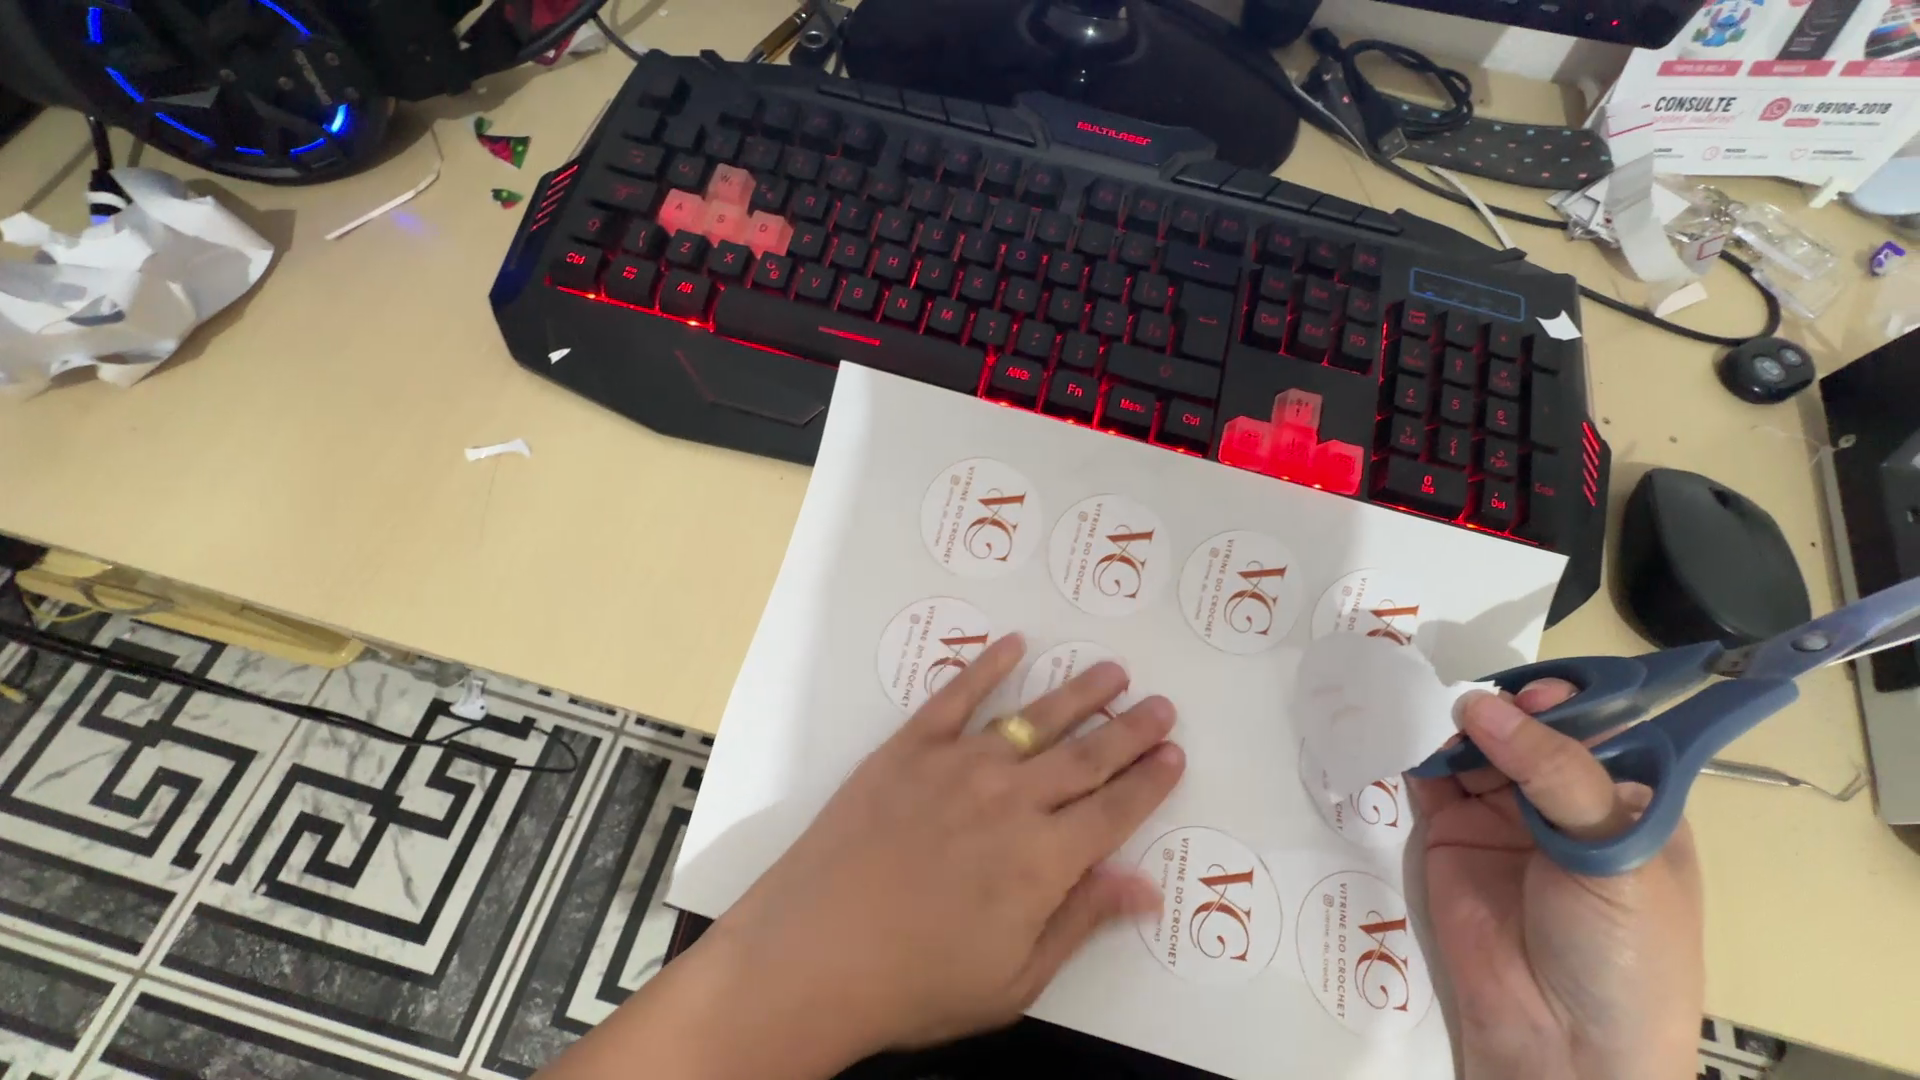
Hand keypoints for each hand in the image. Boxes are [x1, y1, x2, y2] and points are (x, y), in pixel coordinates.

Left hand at [540, 633, 1184, 1079]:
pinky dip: (987, 666)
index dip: (1151, 781)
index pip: (1115, 810)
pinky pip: (956, 696)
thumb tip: (1146, 884)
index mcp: (1042, 860)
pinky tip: (1013, 643)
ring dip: (1078, 692)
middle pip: (1086, 756)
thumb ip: (1081, 919)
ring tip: (1111, 670)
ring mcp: (958, 765)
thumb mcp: (1014, 978)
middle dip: (1130, 729)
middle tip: (1160, 704)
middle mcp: (1011, 799)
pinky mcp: (908, 747)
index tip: (1175, 753)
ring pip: (1034, 718)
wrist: (812, 954)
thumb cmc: (916, 981)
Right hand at [1409, 681, 1703, 1079]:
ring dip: (1452, 723)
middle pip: (1526, 729)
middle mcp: (1560, 800)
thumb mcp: (1613, 855)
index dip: (1568, 702)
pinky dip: (1412, 749)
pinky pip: (1427, 776)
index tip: (1536, 692)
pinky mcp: (1445, 830)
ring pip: (1473, 746)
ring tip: (1429, 707)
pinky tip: (1401, 728)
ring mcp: (1499, 814)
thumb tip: (1479, 704)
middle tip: (1472, 698)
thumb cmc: (1619, 950)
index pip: (1596, 729)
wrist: (1556, 1041)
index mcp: (1625, 801)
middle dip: (1502, 706)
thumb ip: (1555, 773)